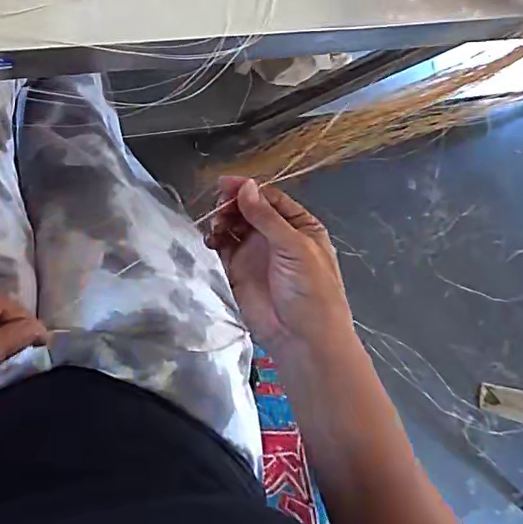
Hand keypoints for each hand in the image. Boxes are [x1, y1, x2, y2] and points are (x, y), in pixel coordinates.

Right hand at [206, 178, 353, 360]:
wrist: (301, 339)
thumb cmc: (310, 291)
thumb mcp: (294, 248)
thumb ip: (266, 217)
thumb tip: (245, 186)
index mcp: (299, 227)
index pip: (270, 198)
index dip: (248, 189)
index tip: (224, 184)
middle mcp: (276, 235)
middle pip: (248, 208)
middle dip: (232, 204)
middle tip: (219, 207)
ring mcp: (256, 251)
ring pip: (233, 224)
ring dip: (222, 219)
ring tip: (217, 227)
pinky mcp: (238, 267)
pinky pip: (222, 244)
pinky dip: (214, 238)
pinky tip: (212, 241)